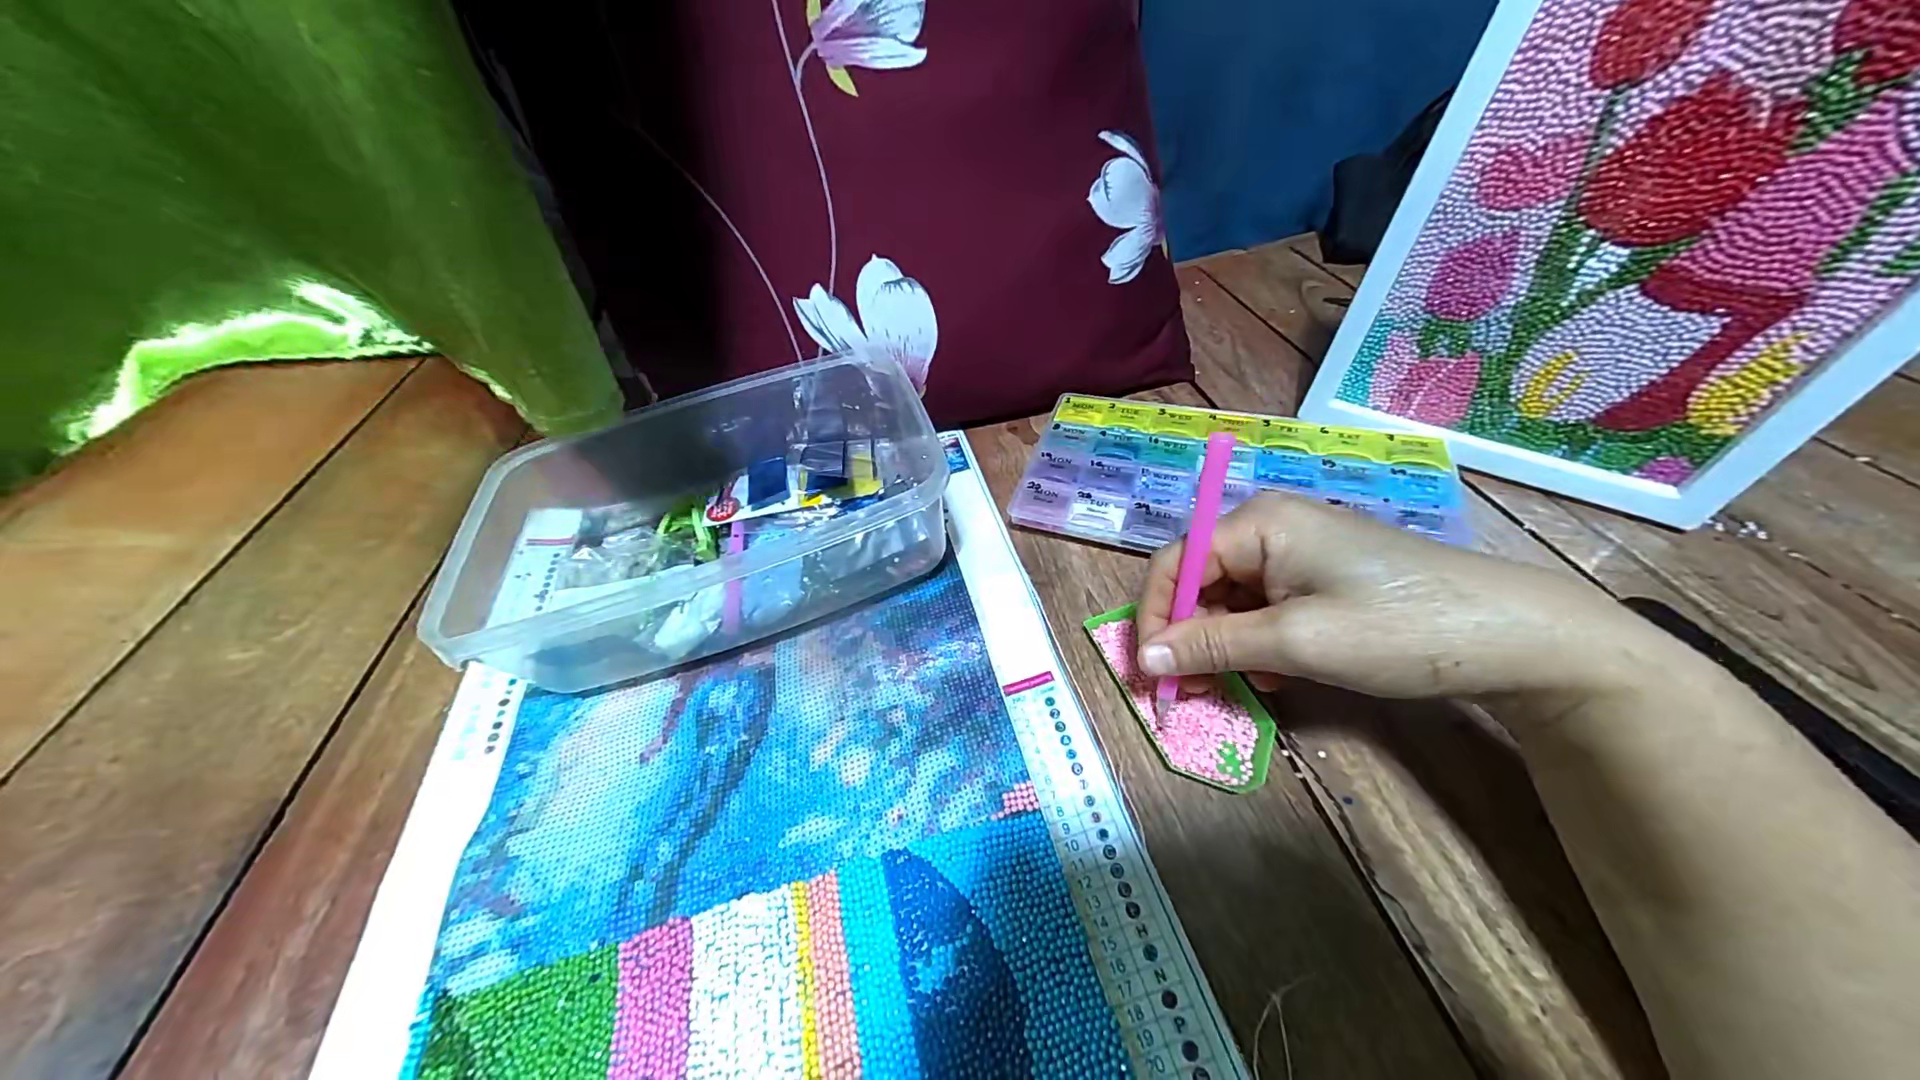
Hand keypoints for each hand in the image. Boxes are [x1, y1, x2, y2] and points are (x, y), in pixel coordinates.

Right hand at [1135, 494, 1661, 702]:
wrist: (1519, 638)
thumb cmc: (1397, 627)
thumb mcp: (1294, 642)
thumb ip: (1211, 645)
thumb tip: (1145, 657)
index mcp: (1258, 522)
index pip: (1176, 563)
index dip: (1155, 617)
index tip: (1149, 673)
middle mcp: (1270, 526)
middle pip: (1201, 580)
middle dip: (1190, 636)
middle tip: (1191, 690)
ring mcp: (1298, 551)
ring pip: (1230, 599)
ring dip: (1224, 645)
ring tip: (1239, 685)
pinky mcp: (1320, 576)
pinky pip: (1264, 607)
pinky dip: (1257, 642)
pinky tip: (1275, 672)